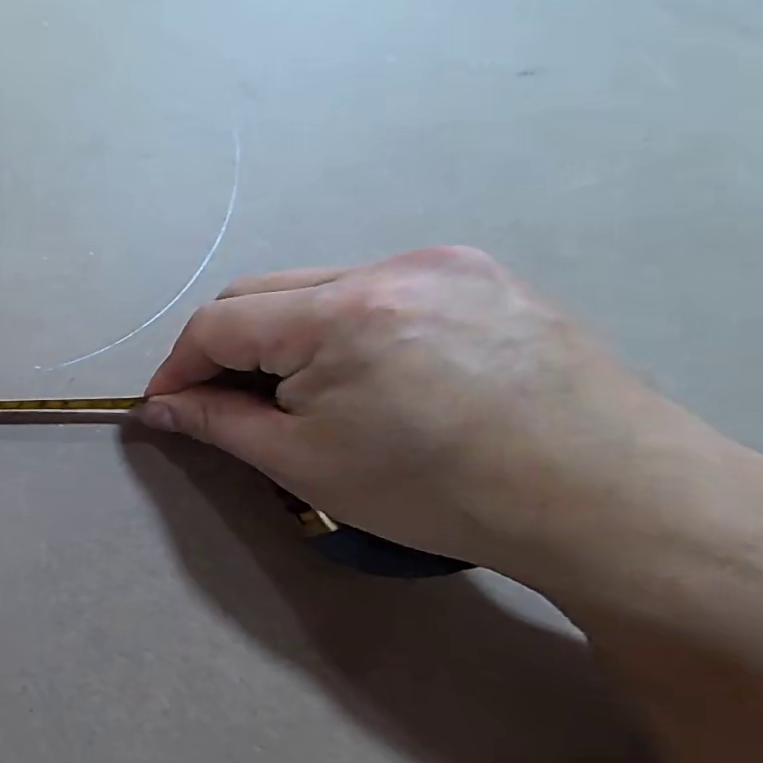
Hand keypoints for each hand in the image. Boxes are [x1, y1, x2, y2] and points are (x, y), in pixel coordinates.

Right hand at [139, 245, 724, 579]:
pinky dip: (333, 326)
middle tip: (220, 402)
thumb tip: (157, 407)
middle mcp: (390, 266)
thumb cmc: (433, 490)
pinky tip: (355, 371)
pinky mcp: (479, 274)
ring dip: (278, 335)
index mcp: (341, 313)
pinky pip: (369, 288)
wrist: (605, 499)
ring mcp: (442, 263)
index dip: (177, 366)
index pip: (217, 322)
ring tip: (292, 392)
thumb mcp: (300, 461)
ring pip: (313, 288)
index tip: (164, 405)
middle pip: (259, 293)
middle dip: (222, 348)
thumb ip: (215, 422)